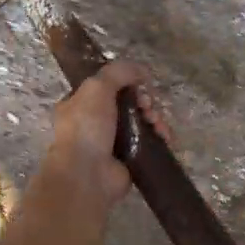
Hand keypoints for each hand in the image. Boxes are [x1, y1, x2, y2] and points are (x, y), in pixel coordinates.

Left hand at [39, 60, 167, 210]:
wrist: (88, 174)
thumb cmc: (86, 128)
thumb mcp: (97, 87)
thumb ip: (119, 72)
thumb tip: (143, 70)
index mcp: (79, 105)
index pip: (106, 87)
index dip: (126, 82)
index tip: (140, 84)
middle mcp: (94, 123)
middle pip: (127, 104)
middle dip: (143, 101)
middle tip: (147, 106)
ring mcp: (112, 143)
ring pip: (140, 123)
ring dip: (154, 118)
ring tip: (157, 123)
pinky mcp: (129, 160)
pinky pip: (149, 143)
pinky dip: (160, 138)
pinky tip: (166, 137)